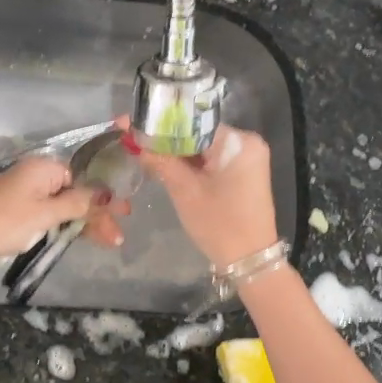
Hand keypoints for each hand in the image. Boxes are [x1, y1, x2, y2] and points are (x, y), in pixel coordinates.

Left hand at [0, 156, 130, 256]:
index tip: (123, 211)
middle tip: (119, 232)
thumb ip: (77, 203)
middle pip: (77, 191)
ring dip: (87, 221)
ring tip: (111, 240)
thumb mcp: (45, 214)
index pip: (84, 176)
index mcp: (44, 167)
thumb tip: (106, 193)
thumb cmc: (7, 222)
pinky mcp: (23, 209)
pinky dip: (70, 224)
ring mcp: (30, 192)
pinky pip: (54, 212)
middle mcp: (38, 175)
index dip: (104, 195)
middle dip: (99, 212)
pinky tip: (87, 235)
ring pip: (67, 204)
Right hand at [134, 122, 279, 267]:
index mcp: (238, 142)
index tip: (131, 123)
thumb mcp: (185, 191)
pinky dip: (190, 163)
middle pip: (197, 132)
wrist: (250, 260)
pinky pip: (211, 159)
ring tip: (143, 151)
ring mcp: (247, 157)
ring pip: (202, 146)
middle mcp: (247, 142)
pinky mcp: (243, 172)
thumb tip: (132, 135)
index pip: (192, 122)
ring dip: (176, 152)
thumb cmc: (219, 224)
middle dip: (166, 138)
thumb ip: (159, 159)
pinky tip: (166, 166)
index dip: (160, 124)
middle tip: (133, 139)